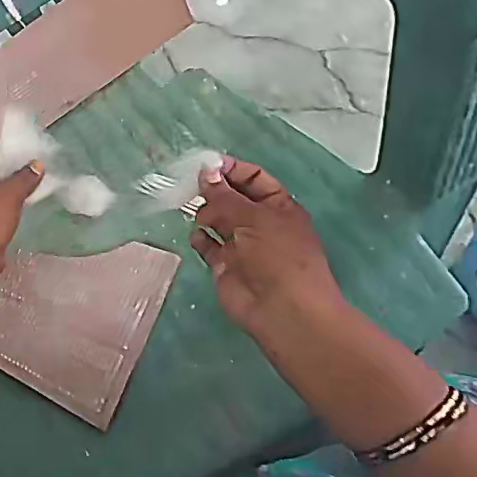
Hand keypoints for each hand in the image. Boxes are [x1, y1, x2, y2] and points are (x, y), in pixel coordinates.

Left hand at [0, 146, 42, 268]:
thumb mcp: (12, 194)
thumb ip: (26, 176)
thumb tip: (36, 165)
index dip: (9, 151)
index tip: (29, 155)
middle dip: (13, 171)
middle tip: (35, 172)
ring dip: (10, 190)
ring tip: (32, 189)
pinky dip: (5, 204)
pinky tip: (21, 208)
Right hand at [189, 156, 348, 336]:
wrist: (282, 311)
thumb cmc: (277, 257)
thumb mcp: (253, 217)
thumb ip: (224, 195)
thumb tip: (206, 173)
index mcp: (278, 206)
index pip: (253, 178)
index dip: (231, 169)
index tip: (205, 165)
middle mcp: (260, 223)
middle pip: (232, 198)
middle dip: (214, 190)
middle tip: (193, 187)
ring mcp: (242, 245)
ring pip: (217, 220)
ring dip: (205, 213)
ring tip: (199, 214)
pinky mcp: (225, 265)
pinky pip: (208, 245)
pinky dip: (200, 239)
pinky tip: (197, 236)